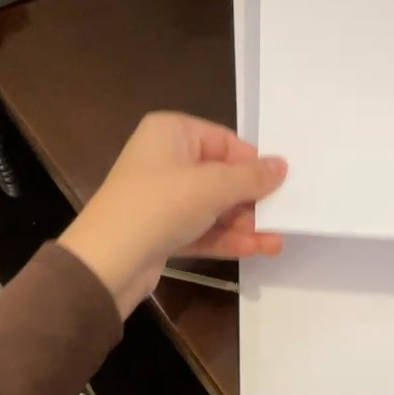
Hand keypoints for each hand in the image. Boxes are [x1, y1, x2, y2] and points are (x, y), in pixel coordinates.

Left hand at [58, 112, 287, 314]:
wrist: (110, 260)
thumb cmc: (159, 205)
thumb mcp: (212, 186)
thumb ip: (250, 178)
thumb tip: (281, 166)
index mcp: (171, 133)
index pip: (224, 141)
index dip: (253, 163)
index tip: (281, 184)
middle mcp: (166, 161)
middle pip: (221, 177)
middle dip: (252, 201)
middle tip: (282, 217)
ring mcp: (164, 200)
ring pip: (214, 209)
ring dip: (245, 225)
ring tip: (276, 242)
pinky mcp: (164, 233)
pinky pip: (203, 231)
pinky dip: (227, 240)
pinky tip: (256, 250)